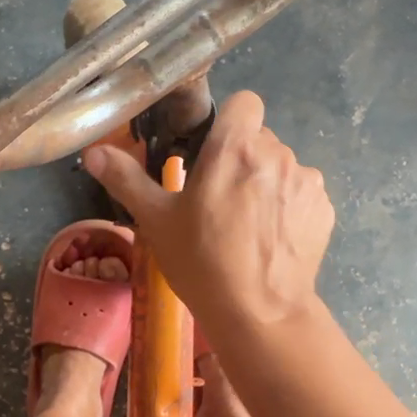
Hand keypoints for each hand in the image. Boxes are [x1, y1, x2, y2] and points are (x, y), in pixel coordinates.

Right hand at [82, 90, 333, 330]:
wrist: (259, 312)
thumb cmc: (201, 262)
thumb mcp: (156, 221)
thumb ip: (127, 179)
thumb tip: (94, 152)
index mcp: (234, 147)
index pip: (244, 103)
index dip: (228, 123)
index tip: (211, 152)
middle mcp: (276, 153)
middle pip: (259, 139)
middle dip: (241, 160)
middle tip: (218, 201)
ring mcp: (305, 181)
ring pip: (281, 167)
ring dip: (265, 184)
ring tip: (245, 227)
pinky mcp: (323, 209)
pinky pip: (301, 195)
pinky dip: (287, 209)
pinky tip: (270, 241)